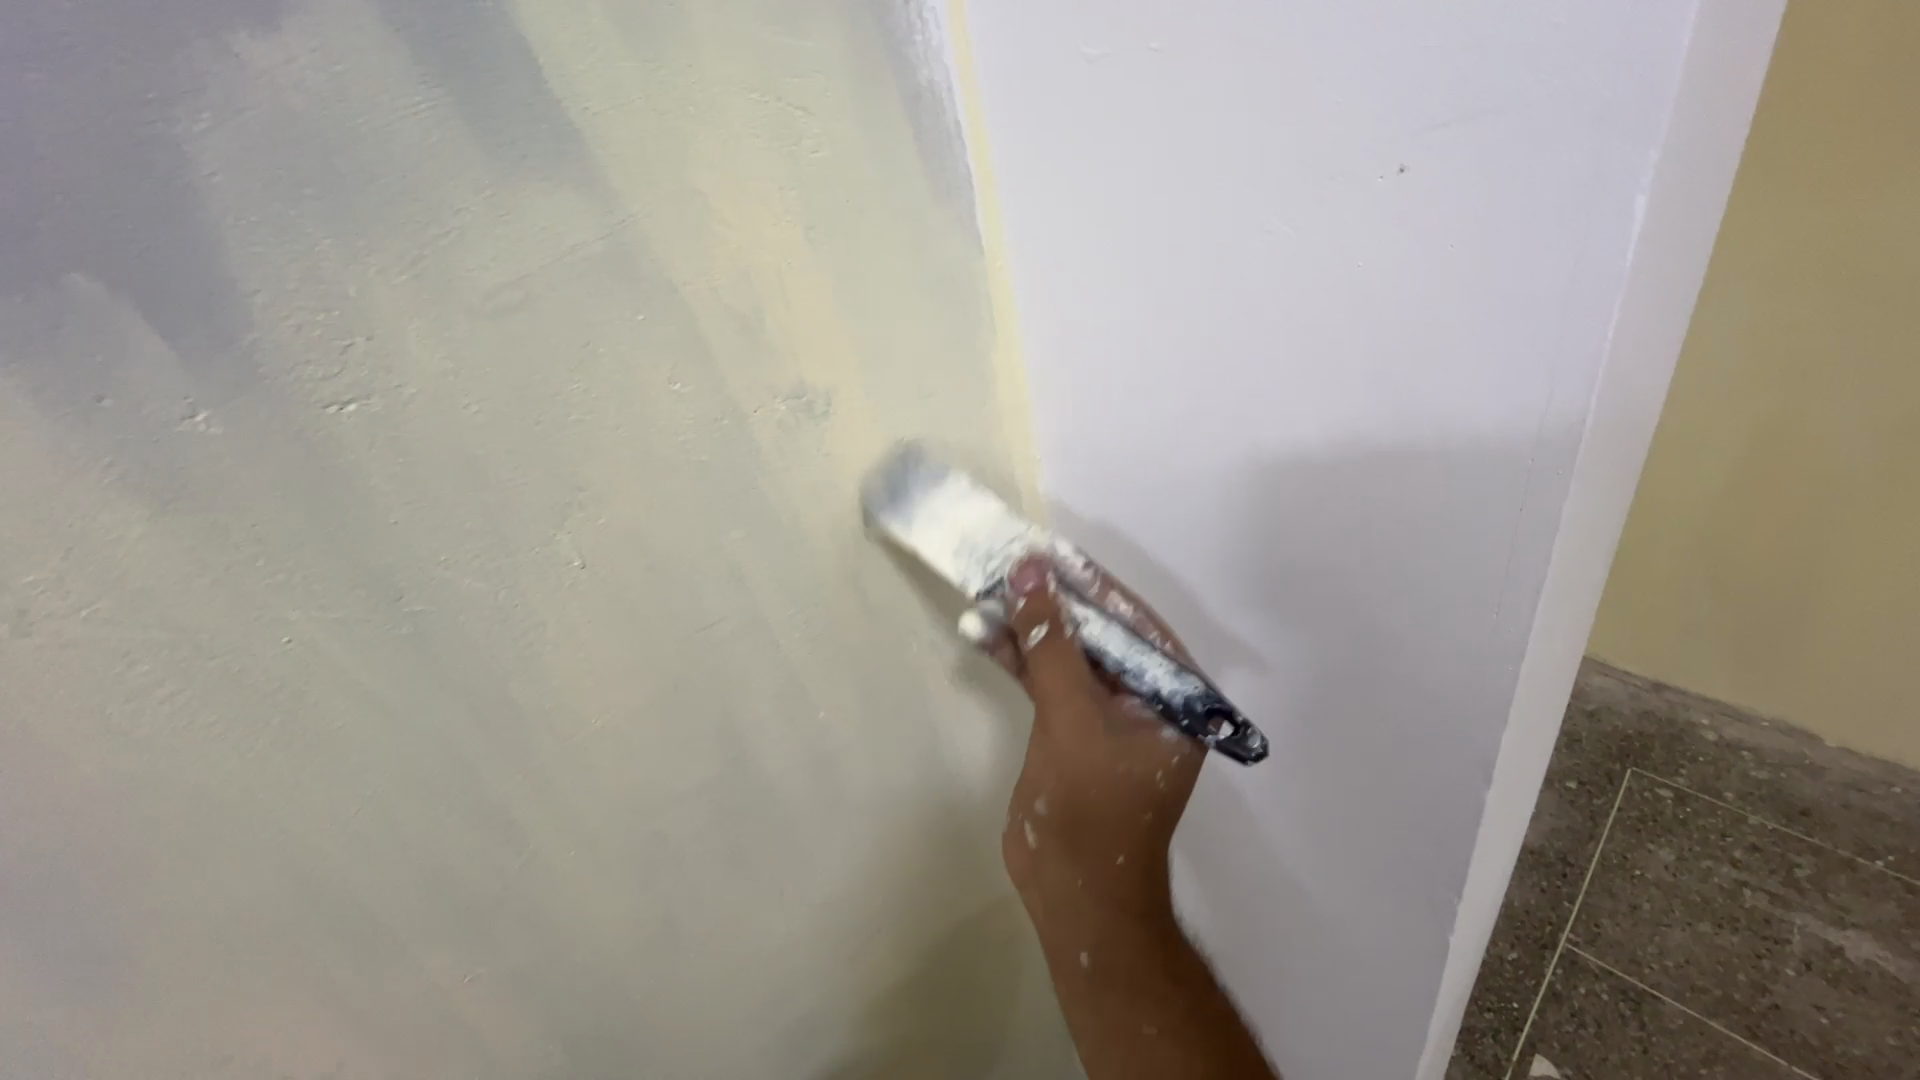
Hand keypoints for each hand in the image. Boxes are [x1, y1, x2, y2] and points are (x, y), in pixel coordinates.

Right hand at [975, 553, 1205, 918]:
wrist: (1072, 894)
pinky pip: (1046, 679)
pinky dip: (1016, 657)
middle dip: (1051, 601)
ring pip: (1066, 653)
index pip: (1132, 620)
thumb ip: (1053, 643)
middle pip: (1096, 631)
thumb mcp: (1073, 717)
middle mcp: (1146, 695)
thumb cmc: (1090, 808)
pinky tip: (982, 630)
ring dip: (1027, 625)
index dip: (1088, 583)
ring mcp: (1105, 712)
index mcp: (1173, 693)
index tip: (1045, 549)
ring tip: (985, 587)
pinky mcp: (1070, 728)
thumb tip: (1032, 571)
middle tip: (1008, 560)